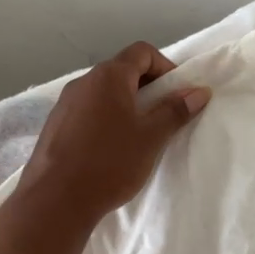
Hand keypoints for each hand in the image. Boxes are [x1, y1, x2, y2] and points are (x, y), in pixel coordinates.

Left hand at [14, 42, 210, 231]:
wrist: (55, 200)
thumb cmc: (110, 162)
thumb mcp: (152, 137)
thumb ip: (176, 110)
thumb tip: (199, 91)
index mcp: (108, 77)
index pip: (142, 52)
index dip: (166, 67)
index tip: (178, 95)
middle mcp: (83, 82)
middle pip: (123, 70)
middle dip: (149, 88)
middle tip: (165, 117)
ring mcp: (65, 103)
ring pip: (105, 92)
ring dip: (128, 104)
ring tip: (141, 135)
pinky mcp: (56, 125)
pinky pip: (89, 110)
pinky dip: (108, 118)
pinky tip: (113, 148)